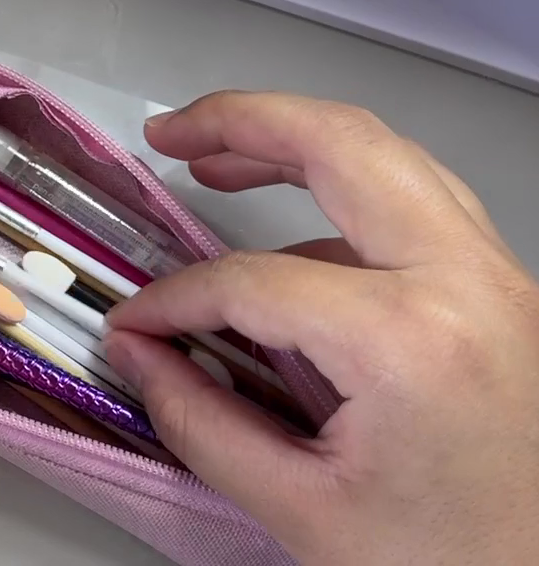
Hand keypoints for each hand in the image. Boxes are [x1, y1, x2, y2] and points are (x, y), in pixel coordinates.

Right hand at [106, 92, 538, 565]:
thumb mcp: (305, 512)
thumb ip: (195, 418)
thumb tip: (132, 350)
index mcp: (413, 339)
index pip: (244, 282)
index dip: (169, 301)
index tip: (133, 332)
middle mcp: (474, 287)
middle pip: (343, 145)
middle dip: (237, 120)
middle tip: (164, 133)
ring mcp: (507, 288)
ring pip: (389, 160)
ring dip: (289, 142)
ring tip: (210, 155)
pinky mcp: (512, 301)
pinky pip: (413, 210)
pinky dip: (334, 193)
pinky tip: (287, 237)